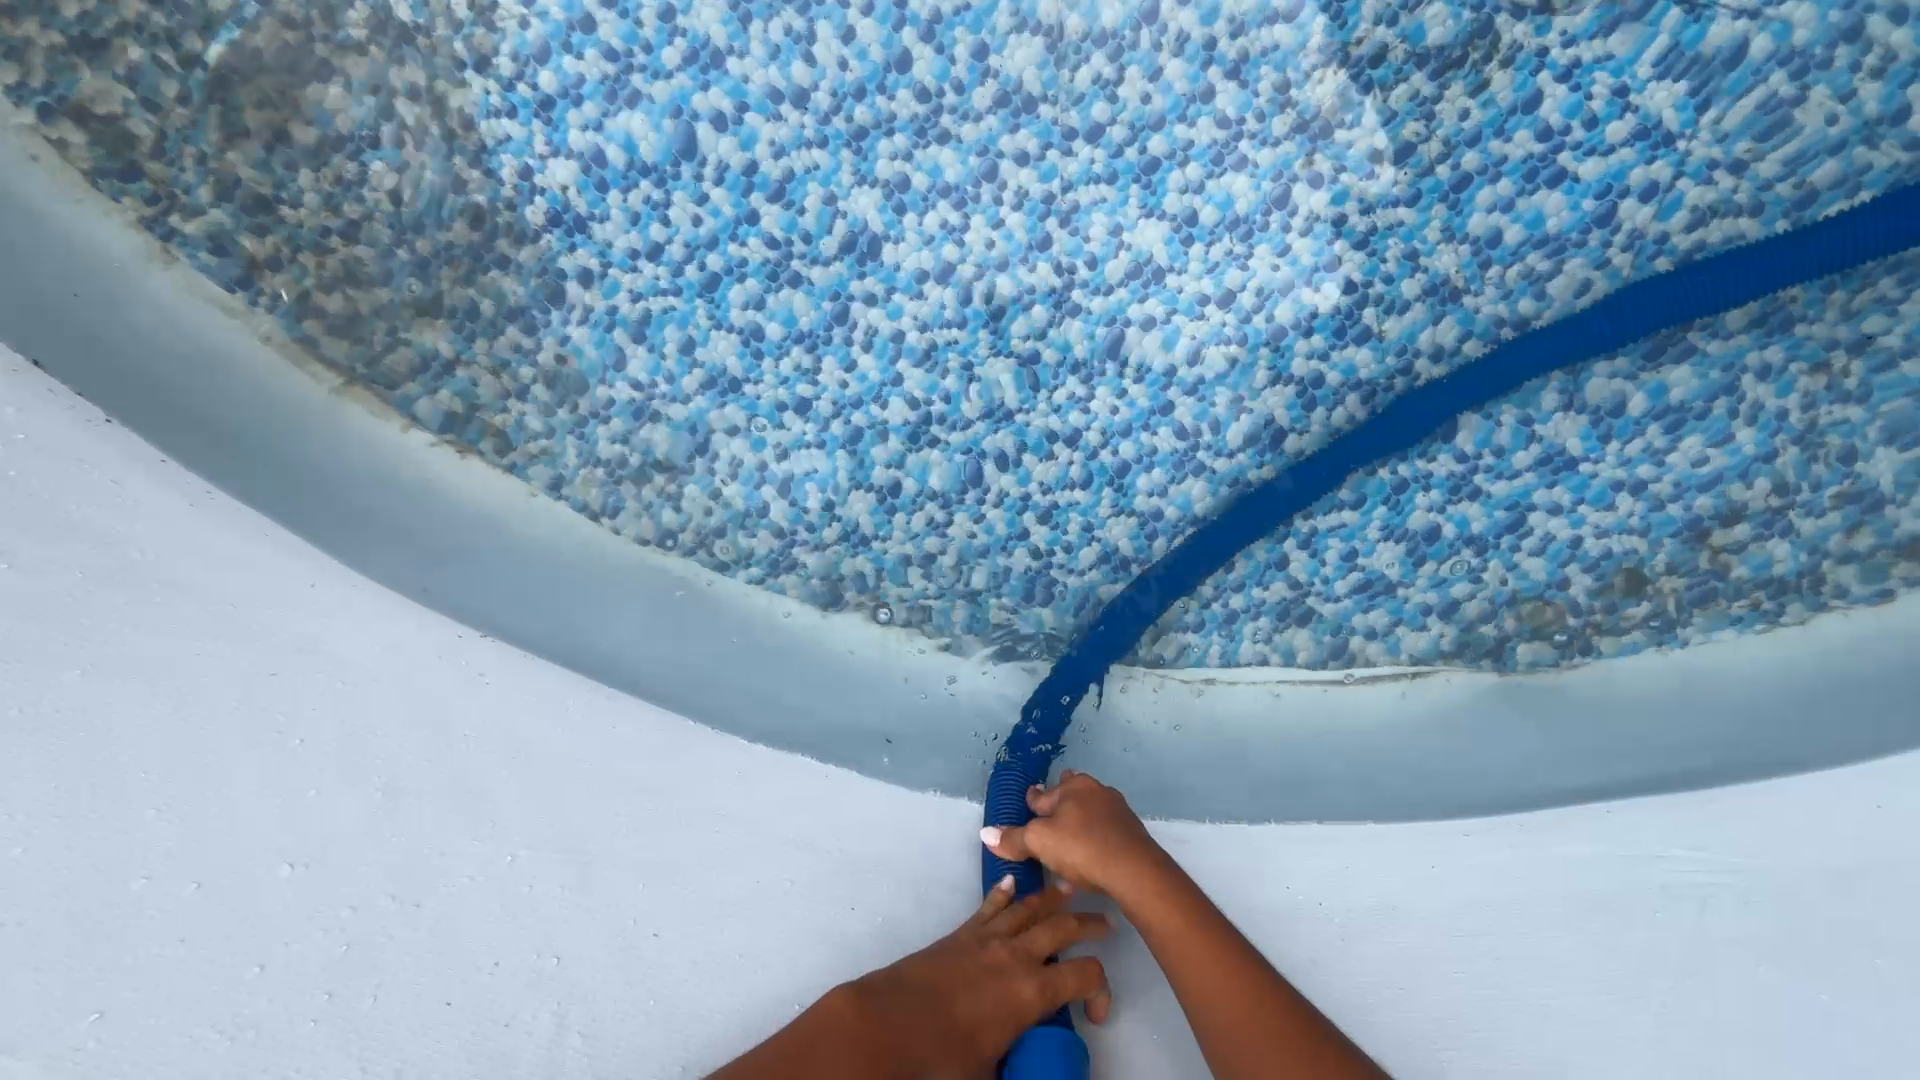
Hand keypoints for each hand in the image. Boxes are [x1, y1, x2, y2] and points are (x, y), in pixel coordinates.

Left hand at [835, 877, 1112, 1077]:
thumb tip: (1025, 1071)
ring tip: (1070, 888)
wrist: (890, 1022)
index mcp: (1033, 993)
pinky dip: (1004, 893)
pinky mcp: (962, 932)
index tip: (1096, 1013)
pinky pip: (990, 906)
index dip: (1102, 990)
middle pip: (1063, 928)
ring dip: (1052, 898)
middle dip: (1088, 924)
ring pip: (1029, 908)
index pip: (1086, 976)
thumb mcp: (991, 1071)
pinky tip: (1013, 882)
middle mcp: (1017, 956)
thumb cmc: (944, 1055)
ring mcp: (988, 938)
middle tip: (1106, 924)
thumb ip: (1016, 1064)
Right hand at [979, 770, 1169, 899]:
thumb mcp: (1039, 843)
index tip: (1028, 804)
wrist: (1136, 872)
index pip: (1043, 795)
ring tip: (1070, 832)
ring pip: (1091, 810)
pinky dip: (1096, 834)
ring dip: (1080, 818)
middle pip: (1071, 794)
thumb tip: (985, 833)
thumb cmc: (1082, 849)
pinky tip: (1093, 849)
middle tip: (1050, 812)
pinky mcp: (1132, 832)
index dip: (1033, 801)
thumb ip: (1013, 839)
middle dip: (1060, 800)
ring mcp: (1118, 811)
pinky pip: (1106, 829)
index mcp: (1073, 787)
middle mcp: (1097, 791)